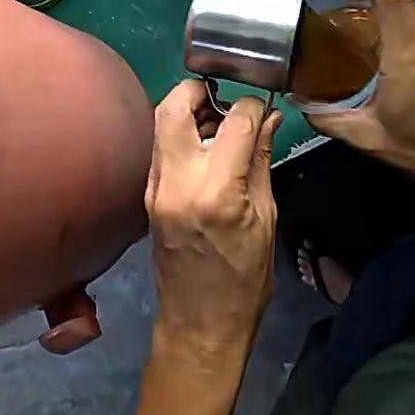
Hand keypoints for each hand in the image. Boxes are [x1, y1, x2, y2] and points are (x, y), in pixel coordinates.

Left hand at [144, 79, 282, 370]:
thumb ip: (261, 160)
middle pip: (175, 107)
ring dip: (188, 109)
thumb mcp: (266, 218)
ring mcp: (155, 188)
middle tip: (224, 99)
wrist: (199, 324)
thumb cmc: (245, 278)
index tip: (262, 110)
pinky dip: (180, 134)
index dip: (252, 107)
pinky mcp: (147, 194)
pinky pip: (161, 147)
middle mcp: (177, 182)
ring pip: (160, 122)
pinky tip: (205, 148)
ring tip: (217, 122)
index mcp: (216, 192)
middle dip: (200, 90)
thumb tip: (268, 118)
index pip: (233, 122)